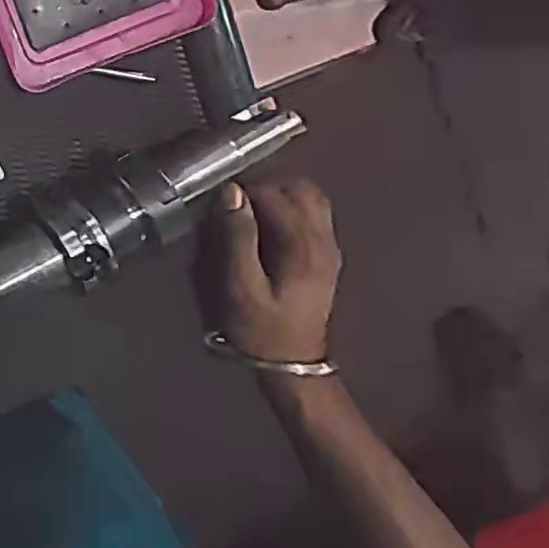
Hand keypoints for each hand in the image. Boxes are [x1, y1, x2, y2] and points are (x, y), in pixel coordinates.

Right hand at [206, 178, 340, 361]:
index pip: (274, 194)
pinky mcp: (327, 253)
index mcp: (303, 246)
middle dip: (264, 182)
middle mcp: (323, 239)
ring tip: (249, 202)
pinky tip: (268, 216)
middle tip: (233, 196)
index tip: (218, 196)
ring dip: (280, 190)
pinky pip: (314, 211)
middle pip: (300, 187)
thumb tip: (231, 192)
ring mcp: (330, 245)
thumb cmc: (261, 328)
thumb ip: (237, 237)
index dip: (244, 188)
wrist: (292, 364)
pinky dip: (290, 202)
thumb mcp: (240, 287)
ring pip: (311, 196)